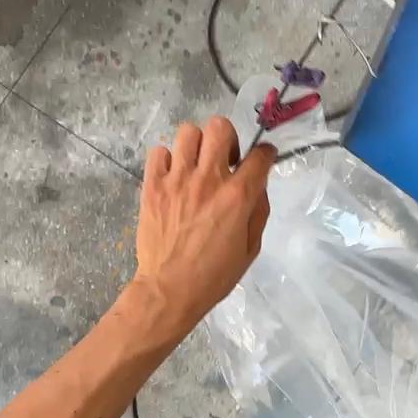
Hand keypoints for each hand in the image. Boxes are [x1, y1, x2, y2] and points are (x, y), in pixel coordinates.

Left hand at [130, 116, 275, 336]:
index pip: (260, 155)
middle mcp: (208, 180)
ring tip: (196, 167)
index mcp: (237, 197)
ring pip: (188, 132)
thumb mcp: (250, 249)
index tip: (261, 161)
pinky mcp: (152, 186)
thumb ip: (257, 211)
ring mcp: (177, 180)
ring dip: (197, 146)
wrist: (169, 290)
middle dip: (227, 139)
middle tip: (224, 161)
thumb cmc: (214, 276)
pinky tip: (173, 178)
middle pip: (220, 127)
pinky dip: (168, 160)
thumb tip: (258, 186)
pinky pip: (159, 152)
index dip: (265, 155)